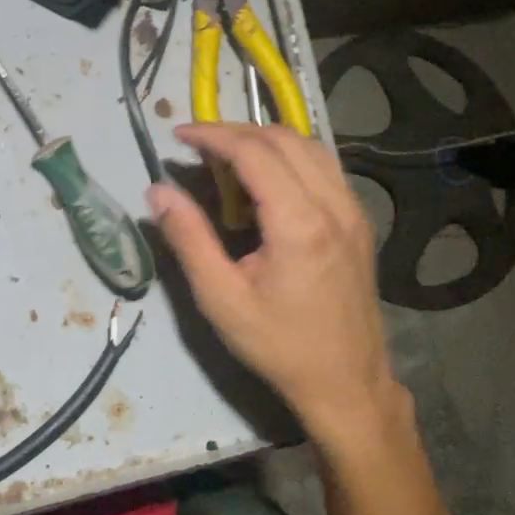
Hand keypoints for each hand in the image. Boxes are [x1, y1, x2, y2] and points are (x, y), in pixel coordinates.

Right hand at [146, 124, 401, 440]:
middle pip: (285, 140)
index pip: (254, 153)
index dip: (213, 135)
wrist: (347, 382)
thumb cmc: (278, 344)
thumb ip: (188, 238)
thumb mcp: (220, 297)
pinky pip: (324, 168)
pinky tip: (263, 179)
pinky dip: (288, 157)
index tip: (177, 136)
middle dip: (236, 131)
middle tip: (196, 143)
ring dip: (265, 140)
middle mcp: (334, 206)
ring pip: (310, 147)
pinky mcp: (358, 223)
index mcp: (299, 223)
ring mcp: (353, 212)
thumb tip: (157, 191)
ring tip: (225, 155)